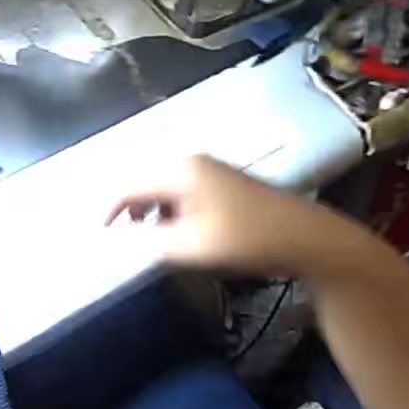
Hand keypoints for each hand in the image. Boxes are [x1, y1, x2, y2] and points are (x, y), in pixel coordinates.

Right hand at [105, 156, 372, 281]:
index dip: (110, 211)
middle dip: (131, 211)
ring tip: (152, 240)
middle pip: (145, 184)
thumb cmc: (248, 240)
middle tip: (125, 239)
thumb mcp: (191, 246)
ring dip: (152, 213)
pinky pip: (183, 193)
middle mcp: (192, 162)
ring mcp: (211, 171)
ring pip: (165, 189)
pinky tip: (180, 233)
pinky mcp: (224, 183)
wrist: (307, 238)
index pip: (129, 186)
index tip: (101, 237)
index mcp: (180, 170)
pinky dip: (172, 212)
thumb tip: (119, 241)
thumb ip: (149, 242)